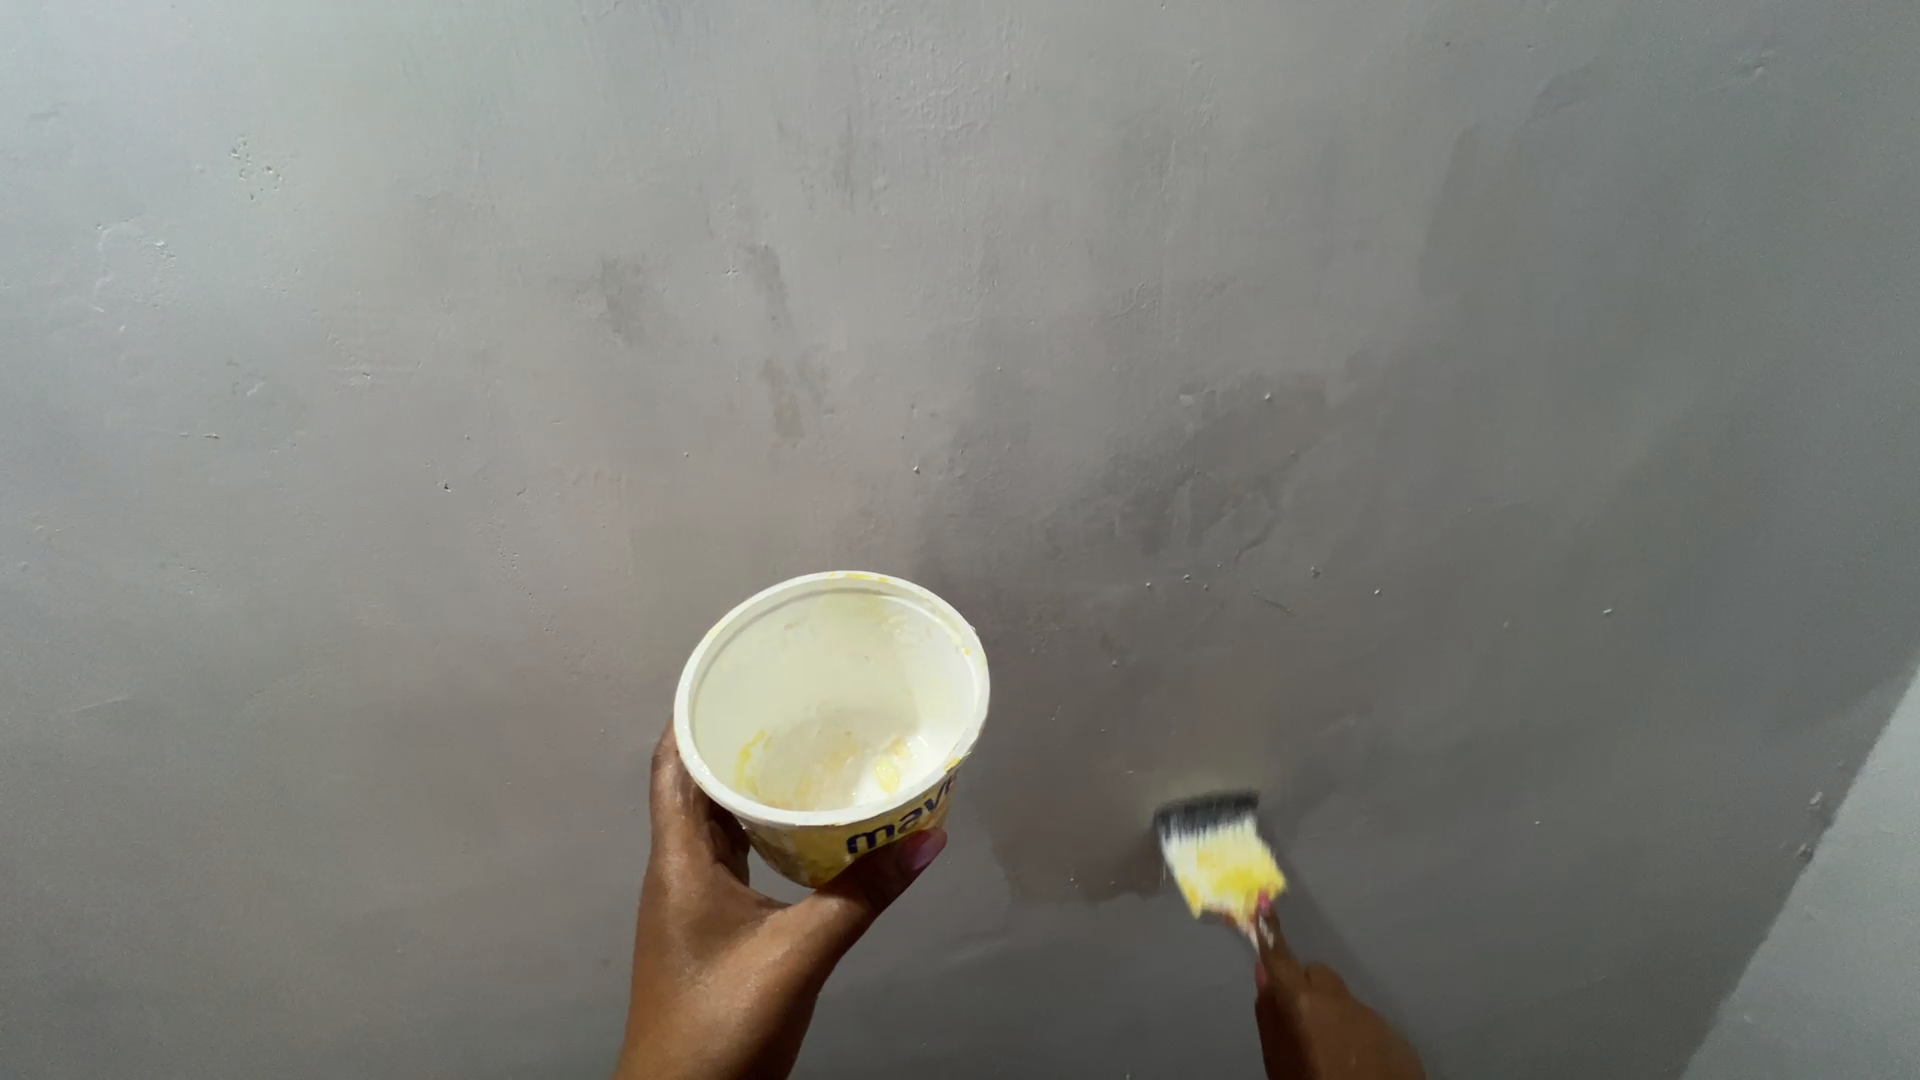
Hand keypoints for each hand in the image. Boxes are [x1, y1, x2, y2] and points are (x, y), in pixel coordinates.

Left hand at [614, 728, 945, 1079]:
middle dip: (731, 735)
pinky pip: (730, 846)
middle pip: (692, 780)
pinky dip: (758, 820)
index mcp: (679, 859)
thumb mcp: (799, 956)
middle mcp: (677, 865)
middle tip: (787, 699)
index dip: (693, 712)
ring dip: (744, 777)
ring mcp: (690, 893)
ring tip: (798, 741)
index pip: (672, 764)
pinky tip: (799, 817)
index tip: (737, 674)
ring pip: (711, 814)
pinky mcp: (709, 916)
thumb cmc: (719, 1026)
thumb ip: (864, 895)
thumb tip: (928, 836)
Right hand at [1250, 899, 1425, 1079]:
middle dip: (1307, 987)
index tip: (1262, 902)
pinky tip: (1360, 1064)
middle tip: (1302, 1021)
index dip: (1269, 930)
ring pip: (1345, 1001)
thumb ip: (1270, 1015)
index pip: (1281, 957)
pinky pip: (1371, 1025)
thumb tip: (1263, 974)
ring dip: (1335, 1015)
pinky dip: (1360, 1036)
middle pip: (1317, 974)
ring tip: (1334, 1053)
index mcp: (1305, 1004)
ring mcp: (1376, 1020)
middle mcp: (1342, 1001)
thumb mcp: (1278, 1063)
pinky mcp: (1401, 1042)